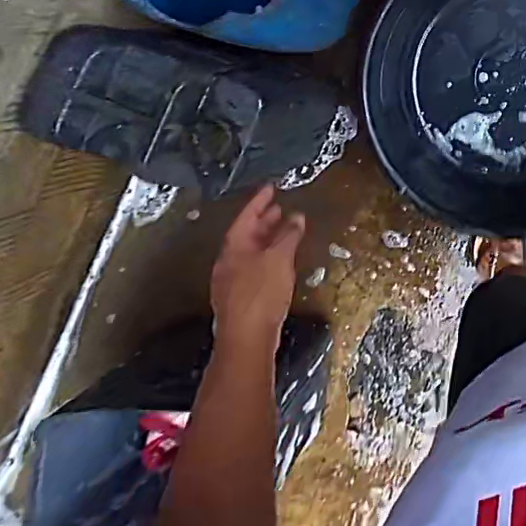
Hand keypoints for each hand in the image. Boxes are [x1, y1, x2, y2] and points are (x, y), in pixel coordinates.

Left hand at [210, 185, 305, 351]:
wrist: (247, 337)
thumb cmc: (261, 292)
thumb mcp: (279, 258)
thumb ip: (288, 235)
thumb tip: (295, 218)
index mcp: (234, 249)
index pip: (245, 218)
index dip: (258, 202)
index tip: (270, 188)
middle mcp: (229, 262)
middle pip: (246, 234)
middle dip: (263, 220)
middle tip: (278, 207)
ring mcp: (233, 280)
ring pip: (251, 251)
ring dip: (268, 238)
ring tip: (285, 229)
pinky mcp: (242, 296)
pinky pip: (255, 265)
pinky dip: (269, 255)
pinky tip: (281, 258)